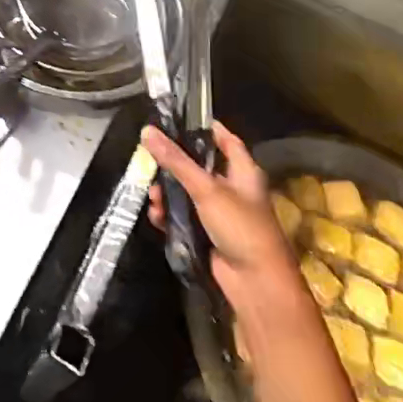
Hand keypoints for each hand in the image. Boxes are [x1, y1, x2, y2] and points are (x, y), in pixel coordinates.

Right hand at [142, 122, 304, 314]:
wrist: (255, 282)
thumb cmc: (239, 226)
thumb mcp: (206, 189)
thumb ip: (176, 161)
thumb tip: (147, 131)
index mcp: (243, 171)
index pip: (225, 140)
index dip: (207, 129)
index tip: (180, 120)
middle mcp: (233, 189)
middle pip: (199, 167)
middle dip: (174, 165)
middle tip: (150, 158)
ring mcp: (220, 213)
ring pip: (187, 194)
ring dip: (168, 194)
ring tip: (152, 195)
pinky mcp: (207, 235)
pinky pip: (183, 218)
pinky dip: (169, 215)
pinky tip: (156, 216)